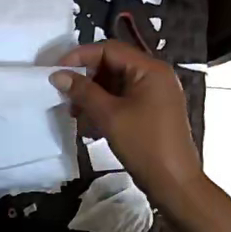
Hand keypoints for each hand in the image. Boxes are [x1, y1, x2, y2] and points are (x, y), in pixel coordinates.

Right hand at [52, 41, 204, 203]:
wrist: (174, 182)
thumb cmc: (144, 144)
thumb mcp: (109, 116)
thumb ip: (83, 92)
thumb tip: (58, 75)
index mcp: (150, 69)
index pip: (110, 49)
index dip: (80, 56)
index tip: (56, 71)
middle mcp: (156, 76)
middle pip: (113, 65)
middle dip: (87, 79)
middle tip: (65, 96)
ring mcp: (156, 94)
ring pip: (117, 84)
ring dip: (94, 96)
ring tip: (75, 114)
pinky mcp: (153, 112)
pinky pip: (125, 100)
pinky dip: (106, 108)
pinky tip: (90, 125)